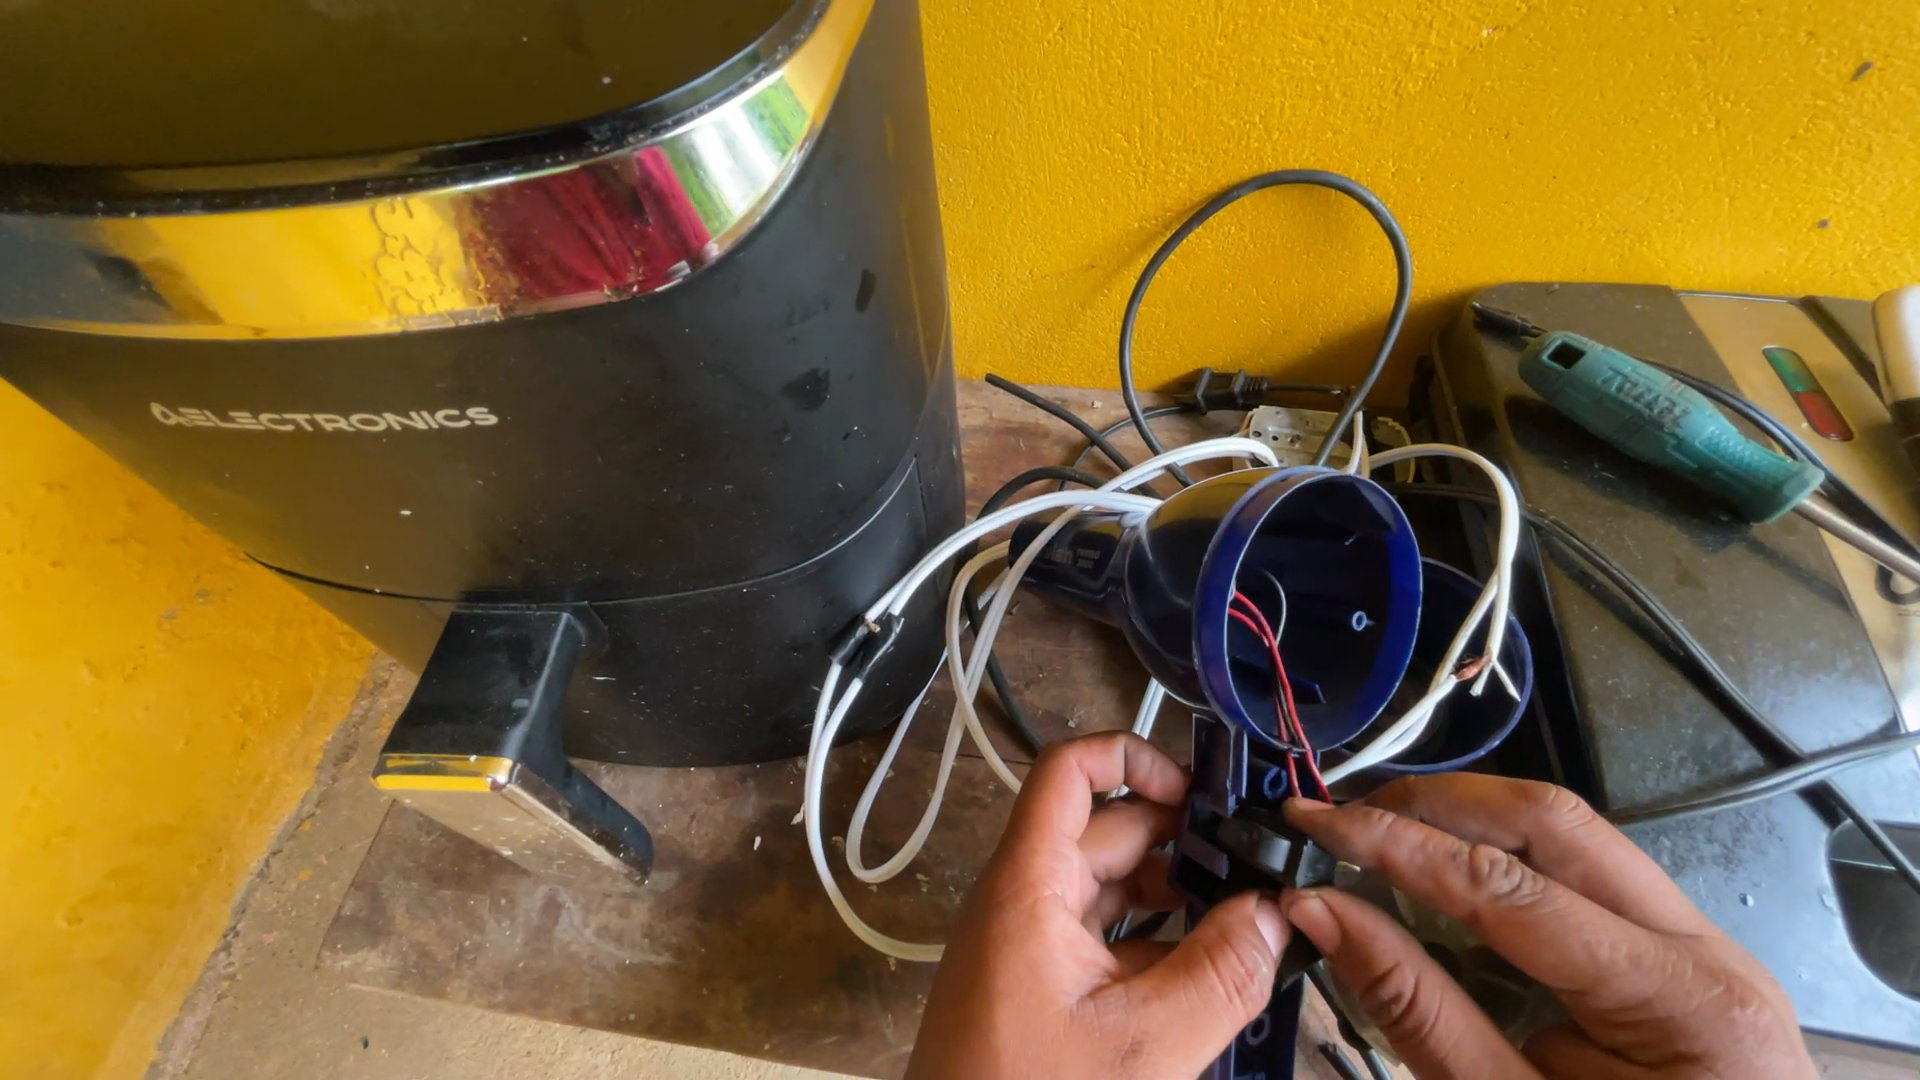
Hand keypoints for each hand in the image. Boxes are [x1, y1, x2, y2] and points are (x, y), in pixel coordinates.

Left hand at [907, 731, 1286, 1079]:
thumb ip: (1219, 977)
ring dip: (1176, 892)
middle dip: (1180, 836)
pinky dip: (1160, 940)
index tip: (1196, 792)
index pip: (1067, 771)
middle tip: (1258, 861)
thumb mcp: (1140, 1049)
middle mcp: (1027, 893)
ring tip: (1251, 910)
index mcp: (1029, 880)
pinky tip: (1216, 964)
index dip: (1129, 757)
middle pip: (1104, 828)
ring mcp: (1035, 939)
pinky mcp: (1046, 981)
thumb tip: (1276, 912)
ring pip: (1112, 885)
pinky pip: (1109, 936)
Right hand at [1280, 775, 1816, 1079]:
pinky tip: (1433, 869)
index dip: (1393, 841)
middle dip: (1429, 802)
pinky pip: (1562, 858)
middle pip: (1546, 818)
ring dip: (1455, 814)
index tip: (1309, 820)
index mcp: (1679, 1001)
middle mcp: (1699, 944)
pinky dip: (1483, 844)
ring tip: (1376, 833)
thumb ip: (1411, 1004)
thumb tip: (1314, 906)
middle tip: (1343, 818)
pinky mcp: (1662, 939)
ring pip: (1556, 824)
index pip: (1503, 882)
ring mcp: (1689, 934)